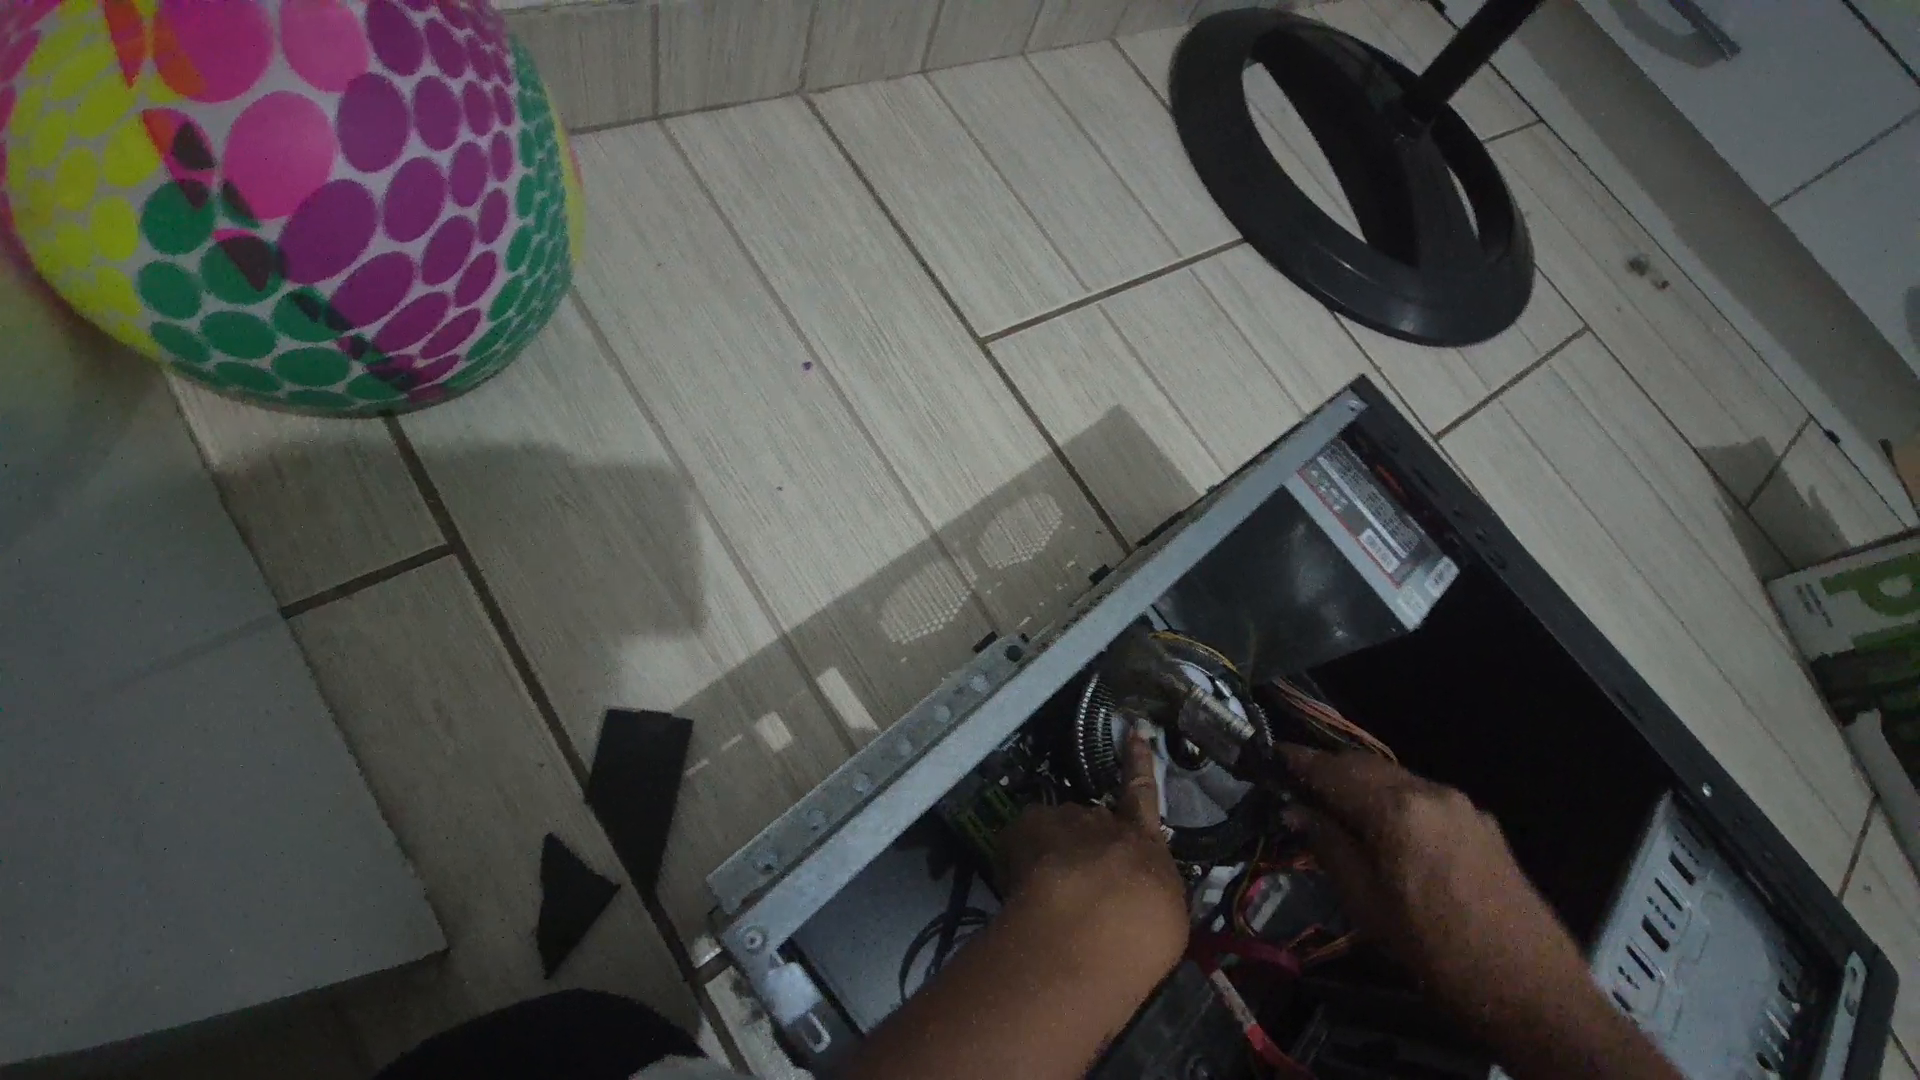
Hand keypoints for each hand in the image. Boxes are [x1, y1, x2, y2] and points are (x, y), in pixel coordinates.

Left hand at [999, 730, 1188, 987]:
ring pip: (1055, 829)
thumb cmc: (1140, 938)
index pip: (1143, 796)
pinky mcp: (1028, 826)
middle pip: (1093, 822)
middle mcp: (1105, 823)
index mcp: (1146, 845)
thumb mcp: (1164, 920)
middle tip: (1076, 884)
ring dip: (1051, 851)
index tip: (1133, 733)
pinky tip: (1019, 886)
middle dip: (1084, 844)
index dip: (1138, 763)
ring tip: (1045, 892)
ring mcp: (1065, 818)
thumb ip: (1146, 894)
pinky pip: (1022, 839)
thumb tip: (1131, 897)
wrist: (1091, 927)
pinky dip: (1019, 857)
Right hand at [1279, 746, 1681, 1078]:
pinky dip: (1392, 799)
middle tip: (1295, 785)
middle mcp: (1431, 792)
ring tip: (1333, 807)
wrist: (1536, 995)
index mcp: (1397, 810)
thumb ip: (1329, 846)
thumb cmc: (1438, 954)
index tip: (1272, 755)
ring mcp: (1462, 806)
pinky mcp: (1482, 824)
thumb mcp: (1368, 905)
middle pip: (1365, 766)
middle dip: (1328, 770)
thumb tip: (1297, 811)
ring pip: (1395, 778)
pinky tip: (1381, 826)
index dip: (1298, 761)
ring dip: (1360, 784)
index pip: (1333, 771)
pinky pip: (1422, 796)